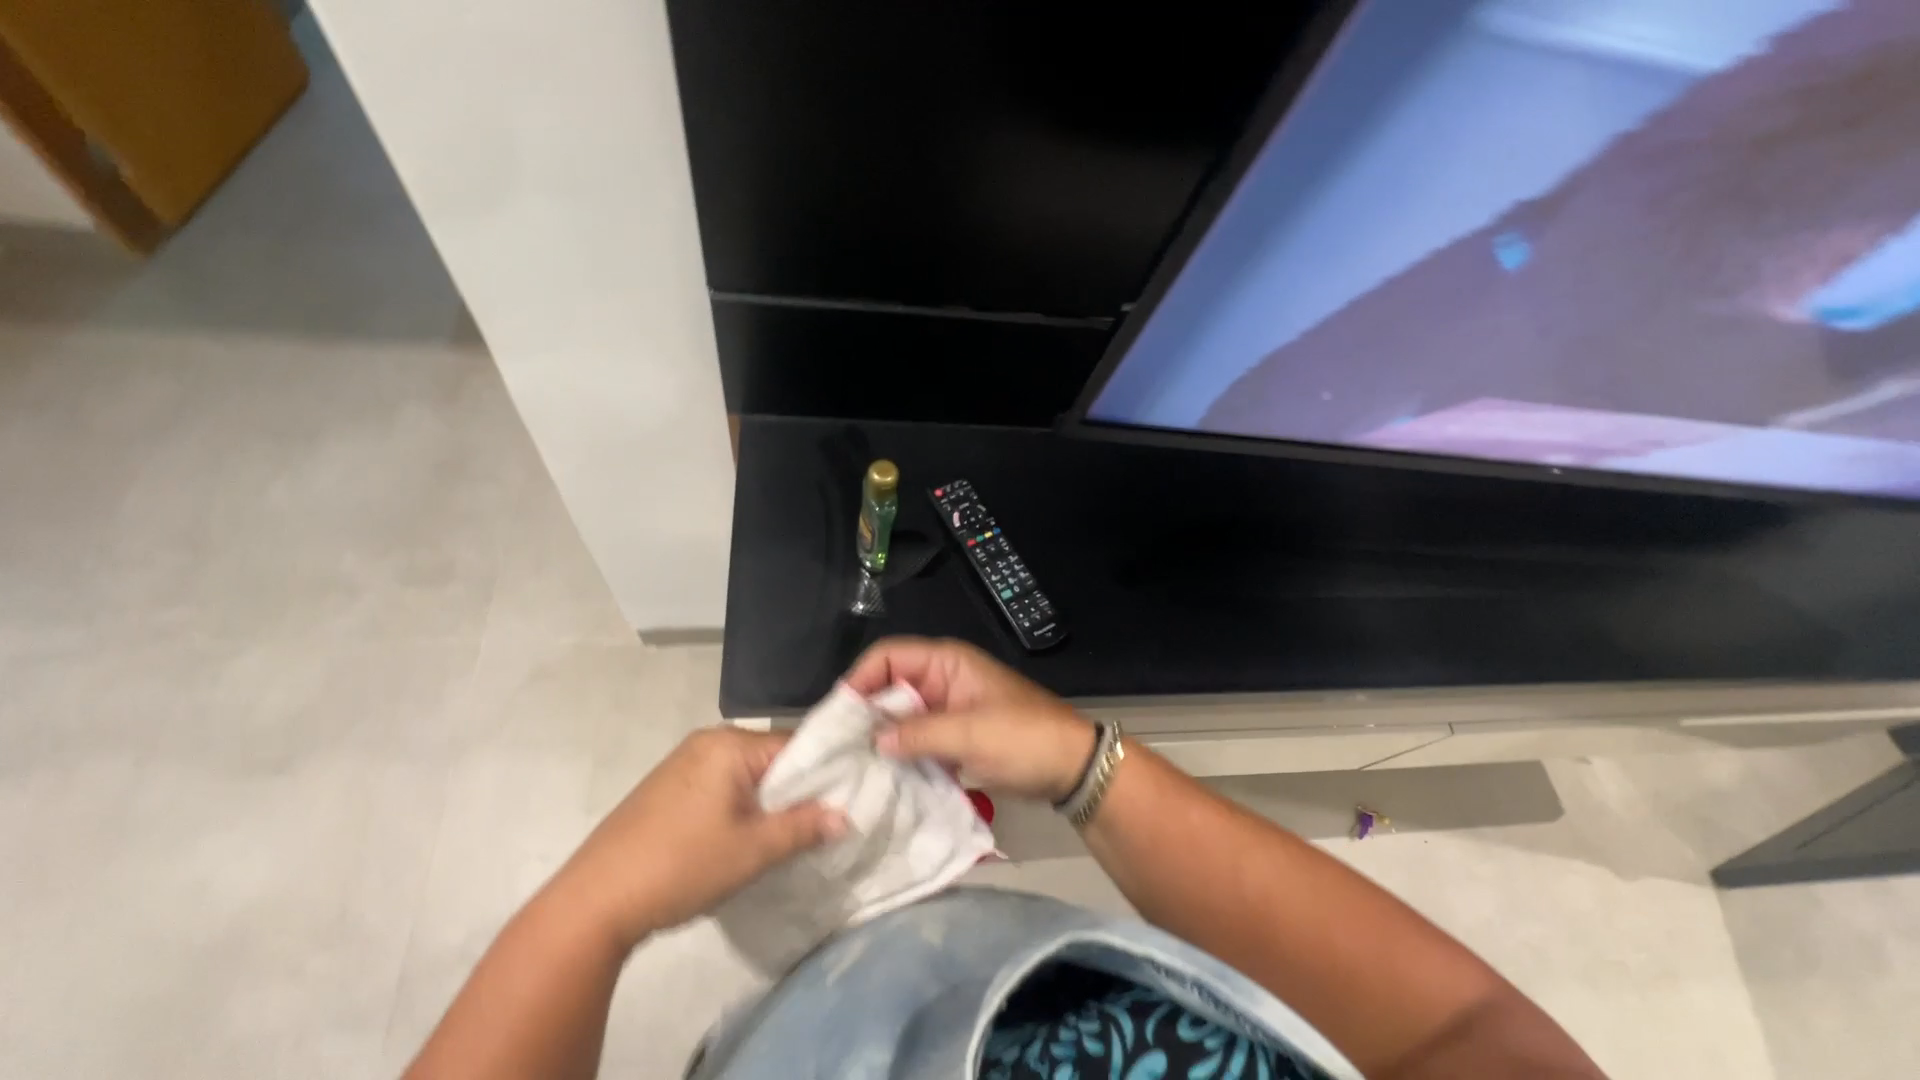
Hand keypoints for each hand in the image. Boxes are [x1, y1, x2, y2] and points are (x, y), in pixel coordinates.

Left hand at [549, 728, 845, 947]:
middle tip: (818, 828)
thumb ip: (804, 828)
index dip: (826, 774)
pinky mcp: (666, 788)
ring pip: (745, 776)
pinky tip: (740, 840)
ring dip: (766, 803)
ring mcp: (682, 764)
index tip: (847, 803)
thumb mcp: (753, 851)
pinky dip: (738, 808)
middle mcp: (706, 742)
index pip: (797, 745)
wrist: (593, 901)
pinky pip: (720, 787)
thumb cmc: (681, 866)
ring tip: (781, 839)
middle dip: (796, 792)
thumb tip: (845, 815)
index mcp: (729, 744)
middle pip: (771, 759)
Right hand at [844, 637, 1094, 801]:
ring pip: (901, 718)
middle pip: (890, 688)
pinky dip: (904, 756)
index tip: (838, 718)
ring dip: (883, 740)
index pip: (888, 657)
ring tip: (854, 770)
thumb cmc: (1024, 739)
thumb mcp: (969, 734)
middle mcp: (942, 680)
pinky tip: (885, 780)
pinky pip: (918, 741)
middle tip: (839, 751)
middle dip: (867, 715)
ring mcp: (949, 711)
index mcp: (946, 662)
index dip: (860, 680)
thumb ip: (917, 734)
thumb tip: (872, 741)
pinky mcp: (955, 739)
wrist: (1073, 768)